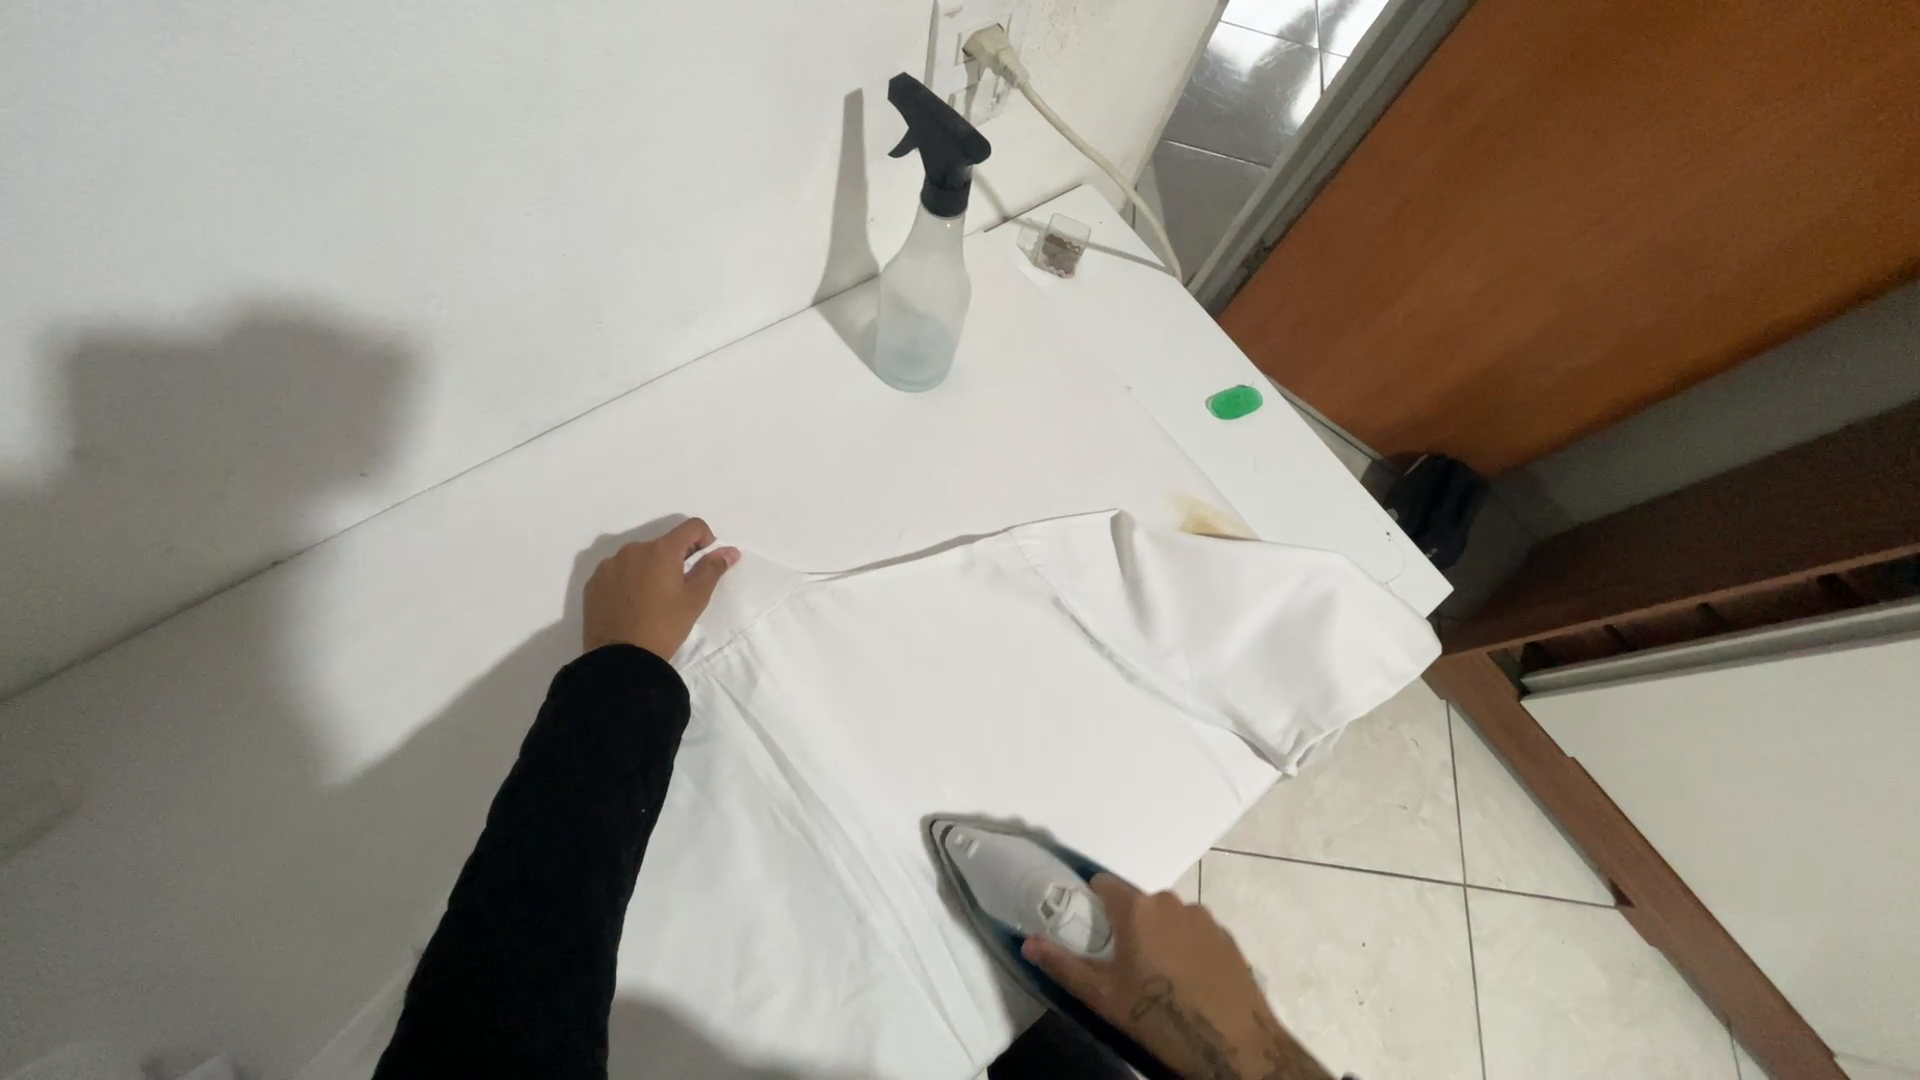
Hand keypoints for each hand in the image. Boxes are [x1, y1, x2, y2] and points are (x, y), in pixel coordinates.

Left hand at [582, 518, 739, 659]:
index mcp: (661, 550)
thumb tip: (729, 550)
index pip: (692, 527)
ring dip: (651, 569)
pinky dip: (629, 580)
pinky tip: (632, 605)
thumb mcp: (695, 599)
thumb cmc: (664, 626)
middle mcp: (633, 549)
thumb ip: (713, 569)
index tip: (704, 563)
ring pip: (640, 557)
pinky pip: (618, 571)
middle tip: (679, 590)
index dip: (705, 540)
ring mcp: (609, 565)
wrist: (620, 659)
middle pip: (664, 543)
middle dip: (676, 559)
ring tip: (652, 600)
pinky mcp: (594, 582)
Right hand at [1022, 875, 1331, 1079]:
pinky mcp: (1227, 936)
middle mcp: (1169, 901)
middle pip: (1137, 903)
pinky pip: (1195, 931)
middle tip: (1125, 965)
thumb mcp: (1104, 997)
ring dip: (1159, 935)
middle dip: (1127, 926)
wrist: (1236, 1047)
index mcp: (1136, 909)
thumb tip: (1027, 942)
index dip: (1092, 903)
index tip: (1090, 931)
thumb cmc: (1160, 1018)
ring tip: (1160, 977)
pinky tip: (1189, 981)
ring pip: (1167, 917)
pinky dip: (1187, 947)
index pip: (1103, 884)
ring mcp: (1202, 916)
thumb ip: (1064, 965)